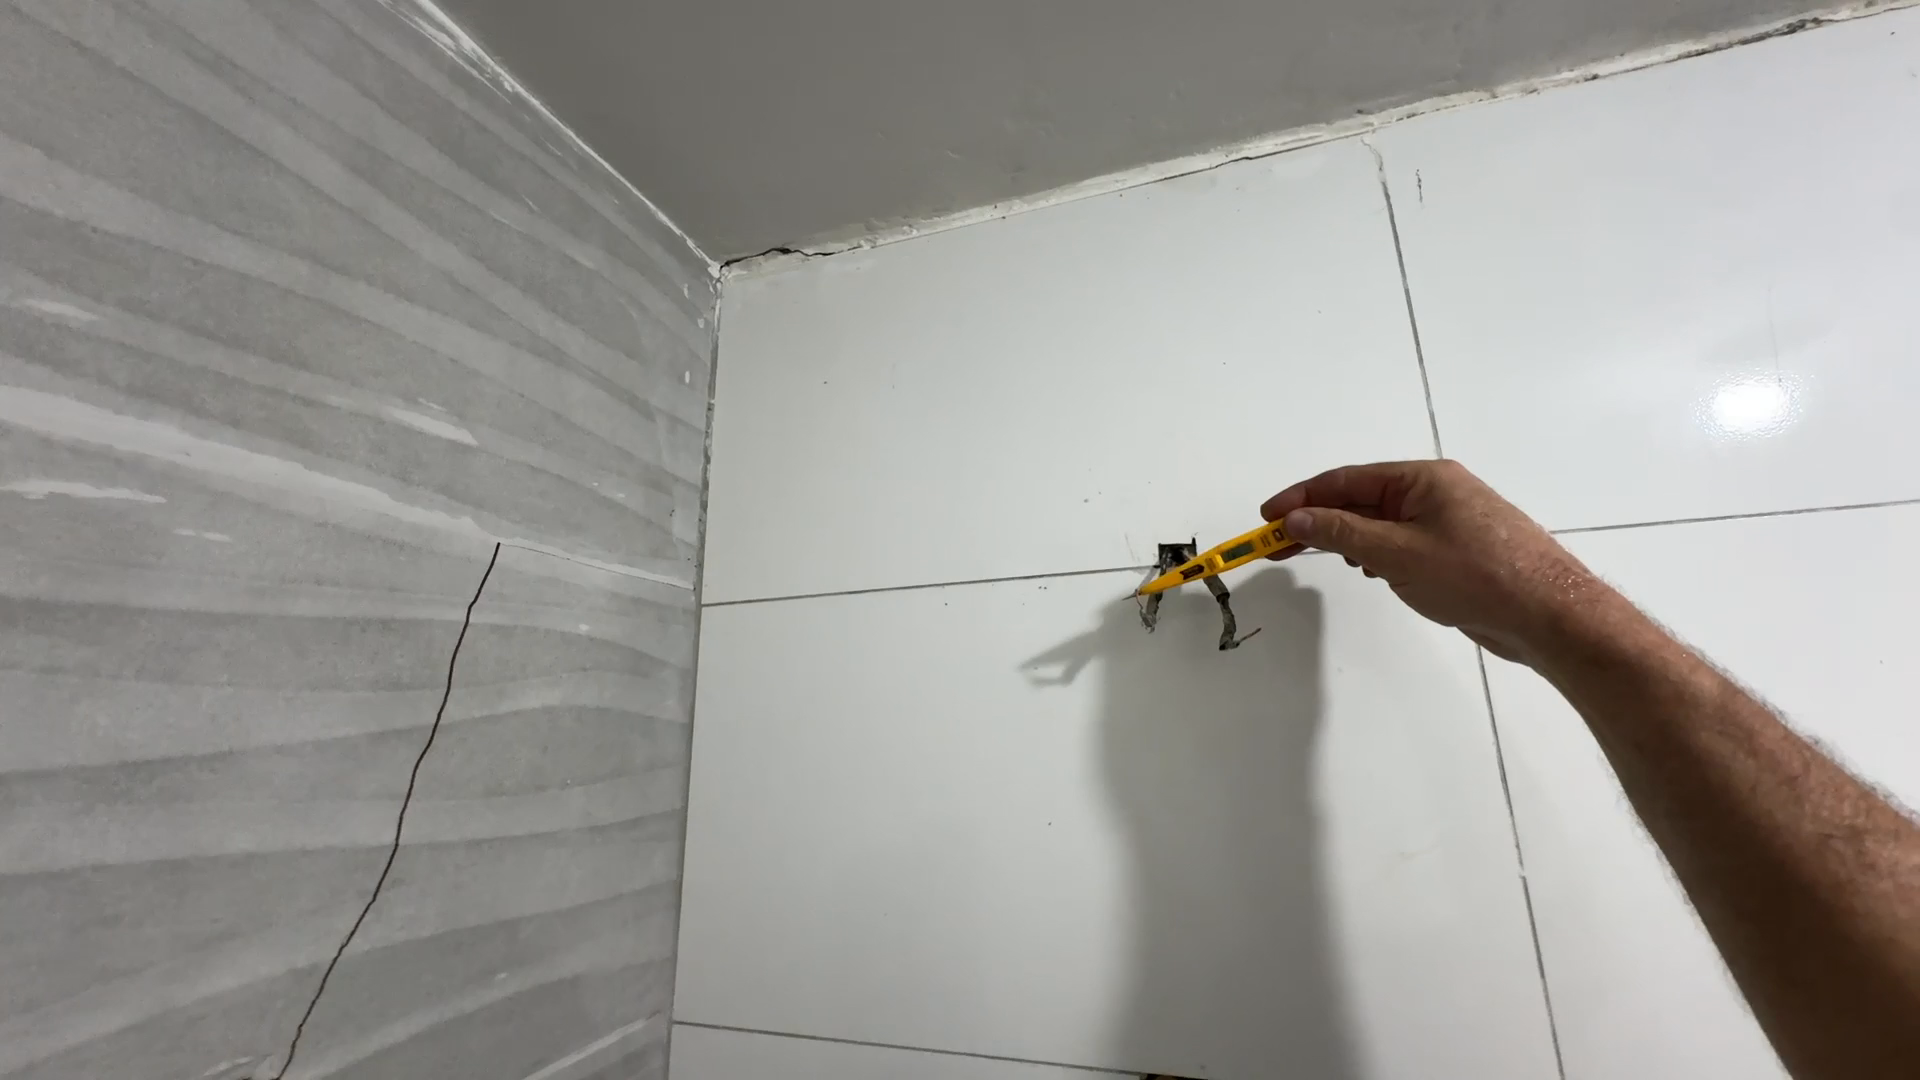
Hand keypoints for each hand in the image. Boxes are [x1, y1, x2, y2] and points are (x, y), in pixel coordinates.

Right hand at [1260, 460, 1609, 664]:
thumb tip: (1294, 518)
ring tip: (1313, 555)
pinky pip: (1398, 541)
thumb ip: (1340, 532)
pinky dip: (1372, 551)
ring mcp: (1446, 521)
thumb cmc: (1474, 575)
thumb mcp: (1396, 553)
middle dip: (1316, 519)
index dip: (1300, 498)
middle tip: (1275, 542)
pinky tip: (1364, 568)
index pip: (1345, 480)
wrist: (1553, 618)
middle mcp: (1434, 492)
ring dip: (1343, 536)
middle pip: (1359, 499)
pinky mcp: (1454, 549)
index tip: (1265, 518)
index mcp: (1422, 479)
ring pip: (1378, 522)